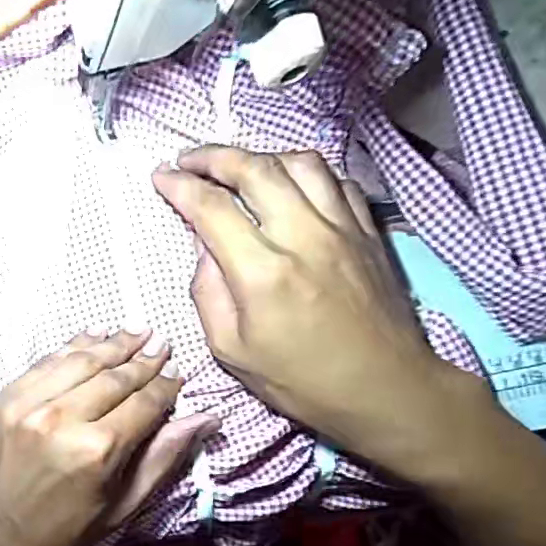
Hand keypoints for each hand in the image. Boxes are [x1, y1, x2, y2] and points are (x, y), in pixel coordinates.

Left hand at [0, 328, 217, 545]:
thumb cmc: (58, 538)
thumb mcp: (119, 510)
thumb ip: (162, 458)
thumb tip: (206, 419)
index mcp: (98, 452)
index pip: (144, 403)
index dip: (165, 384)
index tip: (178, 370)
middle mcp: (63, 418)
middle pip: (115, 376)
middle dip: (143, 358)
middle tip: (162, 340)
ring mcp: (27, 404)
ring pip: (81, 361)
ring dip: (112, 343)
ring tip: (135, 330)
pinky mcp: (1, 399)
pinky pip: (45, 362)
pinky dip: (72, 346)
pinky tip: (93, 333)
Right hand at [151, 146, 491, 479]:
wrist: (385, 389)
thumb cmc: (303, 382)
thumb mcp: (233, 353)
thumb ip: (208, 293)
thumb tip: (204, 248)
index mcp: (262, 271)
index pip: (210, 206)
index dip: (178, 185)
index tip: (160, 176)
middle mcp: (302, 235)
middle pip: (253, 167)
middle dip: (213, 156)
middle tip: (189, 159)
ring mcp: (341, 227)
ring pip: (298, 162)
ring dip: (261, 156)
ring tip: (240, 168)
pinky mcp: (367, 231)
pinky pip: (336, 180)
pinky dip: (306, 174)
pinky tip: (293, 188)